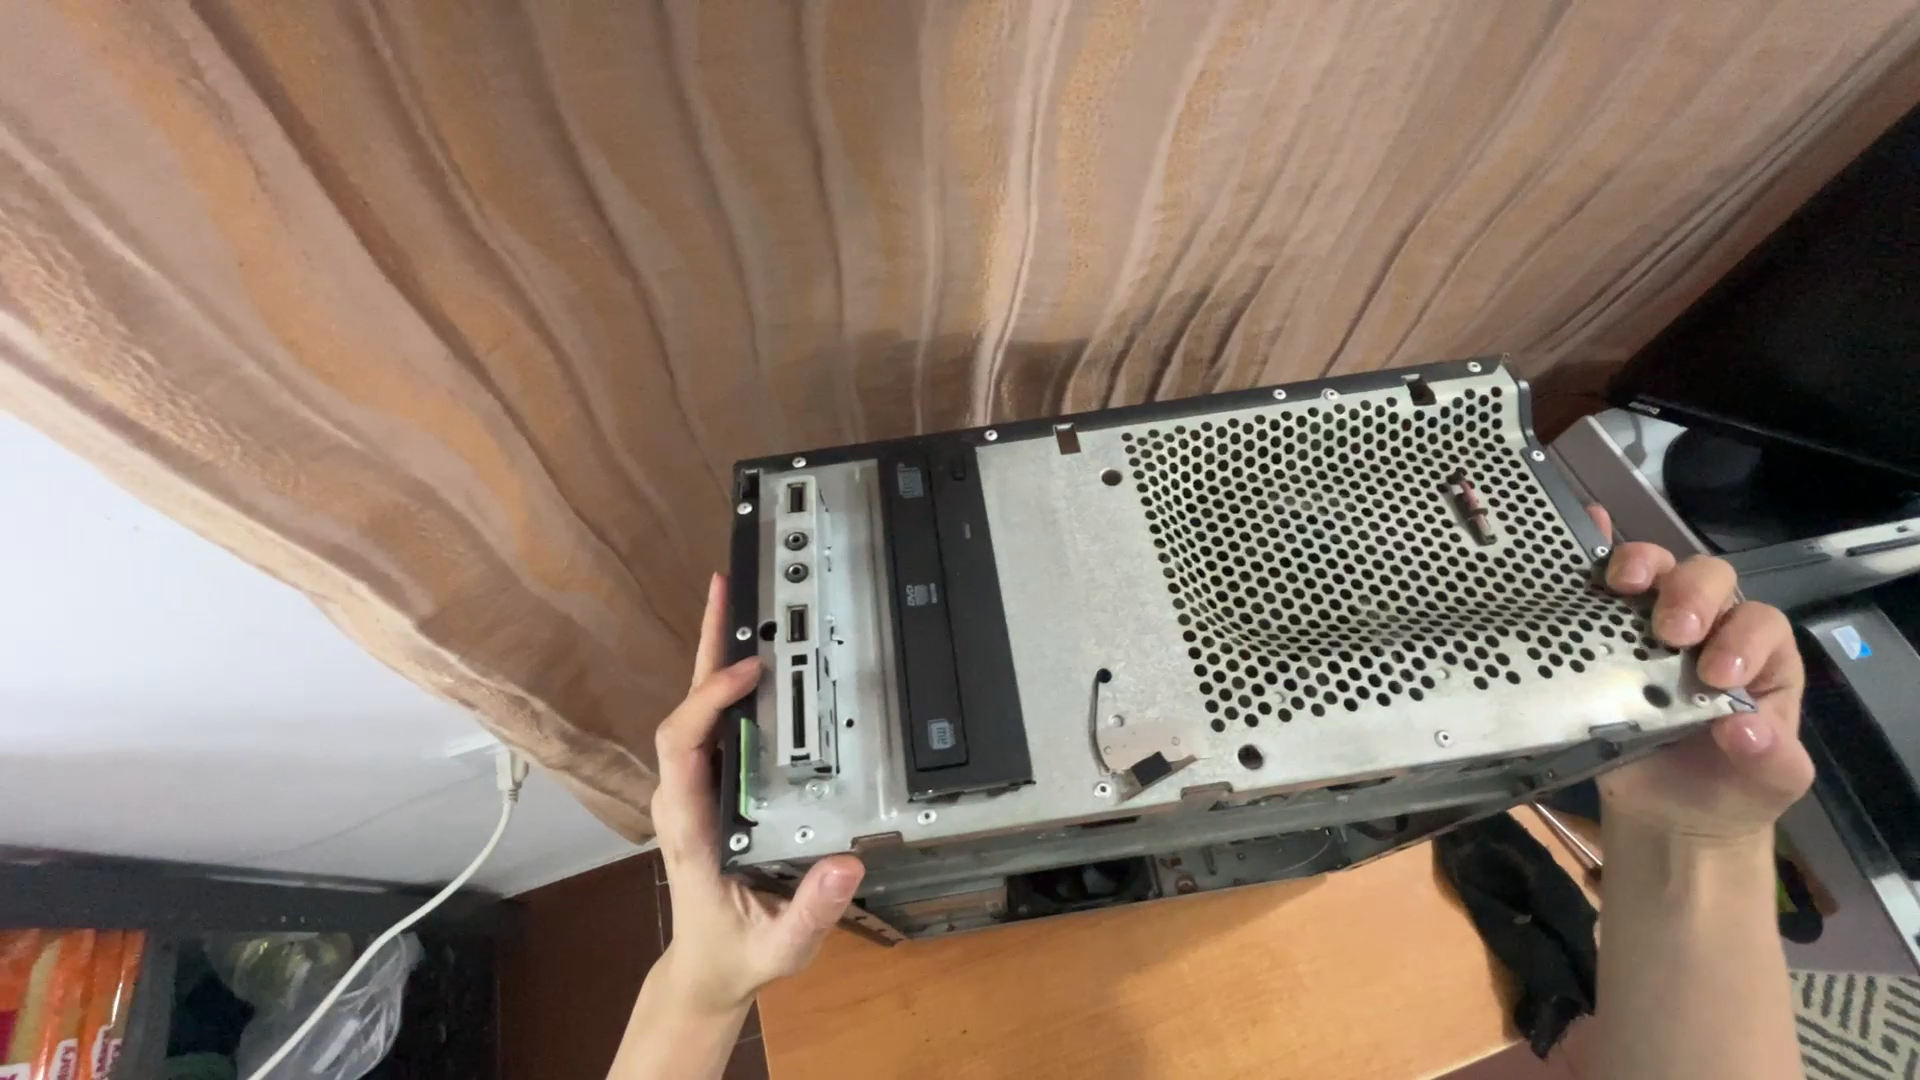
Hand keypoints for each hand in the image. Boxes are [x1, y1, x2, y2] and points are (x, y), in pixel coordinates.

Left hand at [649, 574, 864, 1015]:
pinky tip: (755, 656)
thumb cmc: (734, 952)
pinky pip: (717, 721)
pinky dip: (729, 681)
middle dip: (708, 648)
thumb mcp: (779, 945)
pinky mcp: (715, 782)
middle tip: (729, 591)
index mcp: (690, 823)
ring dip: (718, 654)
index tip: (750, 672)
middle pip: (686, 707)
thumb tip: (847, 862)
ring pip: (699, 707)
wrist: (707, 964)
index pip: (682, 745)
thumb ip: (811, 910)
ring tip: (742, 603)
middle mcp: (687, 793)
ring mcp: (698, 785)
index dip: (709, 700)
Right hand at [1585, 507, 1814, 840]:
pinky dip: (1589, 554)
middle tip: (1669, 631)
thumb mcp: (1763, 782)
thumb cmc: (1720, 789)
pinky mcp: (1593, 632)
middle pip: (1710, 580)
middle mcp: (1705, 630)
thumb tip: (1745, 729)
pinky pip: (1594, 584)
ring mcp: (1642, 626)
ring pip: (1656, 570)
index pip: (1760, 623)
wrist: (1660, 810)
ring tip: (1618, 587)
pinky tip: (1576, 541)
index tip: (1713, 675)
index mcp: (1758, 659)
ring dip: (1639, 566)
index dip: (1740, 637)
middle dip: (1690, 595)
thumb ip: (1769, 758)